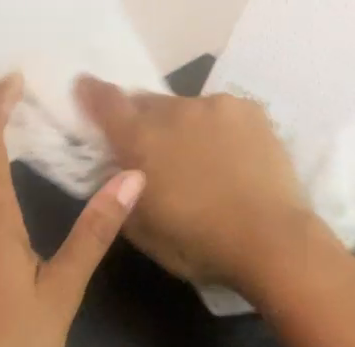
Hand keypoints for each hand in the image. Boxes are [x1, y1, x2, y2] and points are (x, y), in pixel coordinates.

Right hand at [76, 76, 321, 287]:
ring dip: (178, 128)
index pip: (106, 104)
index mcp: (140, 143)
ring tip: (192, 163)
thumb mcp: (143, 233)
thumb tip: (114, 178)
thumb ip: (120, 199)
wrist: (269, 240)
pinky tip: (223, 161)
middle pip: (145, 104)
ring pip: (183, 109)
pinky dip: (211, 131)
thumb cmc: (197, 247)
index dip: (92, 96)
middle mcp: (175, 112)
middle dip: (138, 123)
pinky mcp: (249, 111)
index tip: (85, 92)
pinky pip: (218, 114)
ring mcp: (216, 107)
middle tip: (145, 151)